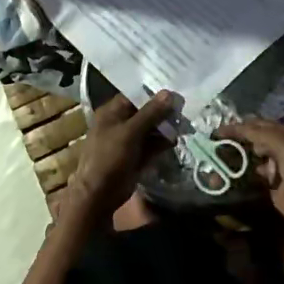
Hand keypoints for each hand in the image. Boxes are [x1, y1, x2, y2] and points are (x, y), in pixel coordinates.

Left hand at [67, 91, 176, 219]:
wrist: (100, 192)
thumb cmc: (110, 156)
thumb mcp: (130, 131)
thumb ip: (151, 113)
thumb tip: (169, 93)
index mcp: (111, 113)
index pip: (134, 96)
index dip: (153, 93)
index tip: (174, 90)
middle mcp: (119, 124)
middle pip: (145, 113)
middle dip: (163, 112)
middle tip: (184, 108)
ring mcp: (128, 141)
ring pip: (150, 129)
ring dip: (165, 128)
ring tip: (183, 124)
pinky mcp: (135, 156)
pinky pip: (151, 145)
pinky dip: (162, 143)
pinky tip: (176, 140)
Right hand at [218, 119, 283, 248]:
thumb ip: (264, 136)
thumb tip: (241, 129)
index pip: (260, 126)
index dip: (239, 127)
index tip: (216, 132)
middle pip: (255, 144)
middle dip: (235, 144)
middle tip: (211, 148)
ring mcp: (281, 174)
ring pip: (254, 164)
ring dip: (236, 163)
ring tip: (213, 164)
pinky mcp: (277, 194)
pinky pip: (255, 184)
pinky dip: (241, 182)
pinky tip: (226, 183)